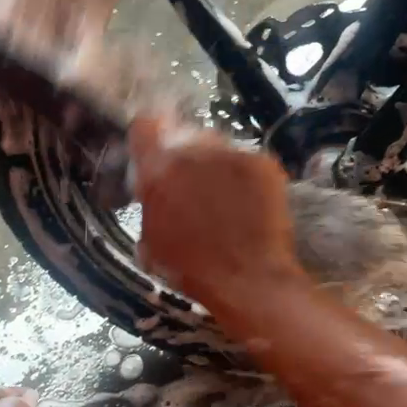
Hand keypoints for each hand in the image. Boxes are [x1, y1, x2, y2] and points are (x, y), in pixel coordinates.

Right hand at [128, 117, 304, 306]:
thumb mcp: (153, 240)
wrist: (247, 279)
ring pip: (219, 147)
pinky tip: (251, 202)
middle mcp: (192, 153)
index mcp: (158, 172)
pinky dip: (247, 177)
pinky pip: (248, 161)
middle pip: (186, 135)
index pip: (145, 127)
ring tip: (226, 195)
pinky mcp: (261, 162)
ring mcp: (230, 154)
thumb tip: (152, 192)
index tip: (155, 144)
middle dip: (188, 155)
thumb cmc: (192, 269)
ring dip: (217, 165)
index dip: (150, 134)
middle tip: (195, 182)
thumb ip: (150, 204)